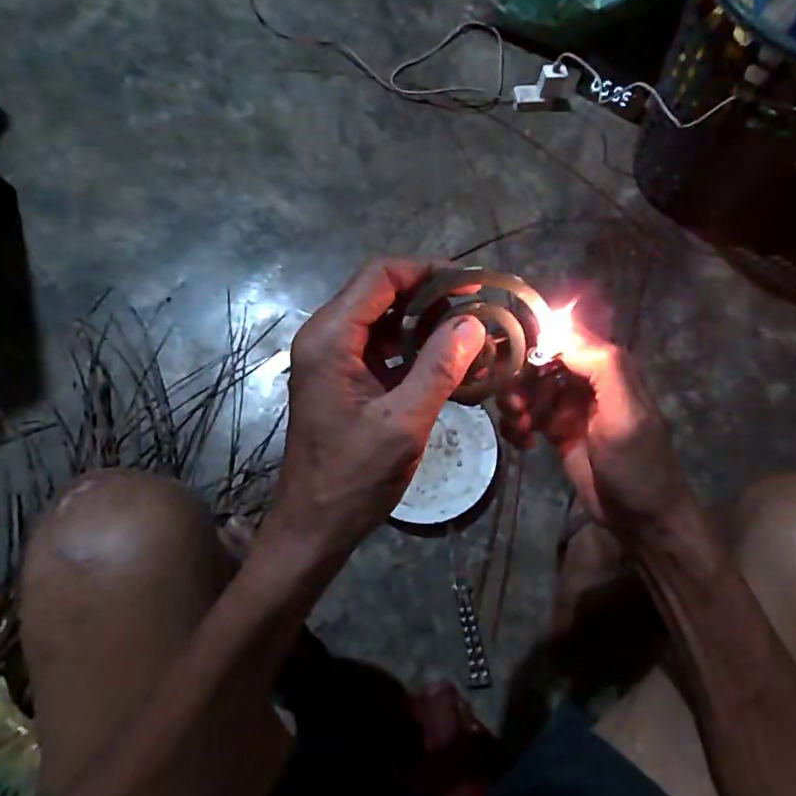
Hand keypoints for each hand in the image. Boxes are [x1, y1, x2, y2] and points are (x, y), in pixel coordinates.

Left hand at [262, 259, 485, 565]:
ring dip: (426, 324)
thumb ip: (439, 368)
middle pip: (382, 293)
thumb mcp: (403, 423)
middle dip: (432, 296)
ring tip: (473, 335)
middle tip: (481, 310)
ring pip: (384, 320)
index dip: (428, 271)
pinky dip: (414, 349)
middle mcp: (326, 338)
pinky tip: (450, 362)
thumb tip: (472, 322)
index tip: (474, 284)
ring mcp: (332, 359)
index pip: (380, 275)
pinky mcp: (343, 379)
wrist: (314, 525)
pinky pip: (381, 348)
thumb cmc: (353, 478)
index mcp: (330, 338)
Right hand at [498, 322, 695, 537]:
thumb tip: (560, 328)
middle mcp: (585, 380)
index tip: (514, 361)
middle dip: (520, 379)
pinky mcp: (556, 431)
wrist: (640, 518)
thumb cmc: (637, 462)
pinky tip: (523, 443)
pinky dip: (517, 426)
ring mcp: (569, 406)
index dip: (536, 342)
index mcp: (607, 367)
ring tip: (521, 429)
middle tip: (515, 406)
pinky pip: (526, 416)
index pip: (564, 336)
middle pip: (538, 361)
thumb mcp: (625, 411)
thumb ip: (601, 365)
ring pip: (528, 388)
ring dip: (515, 404)